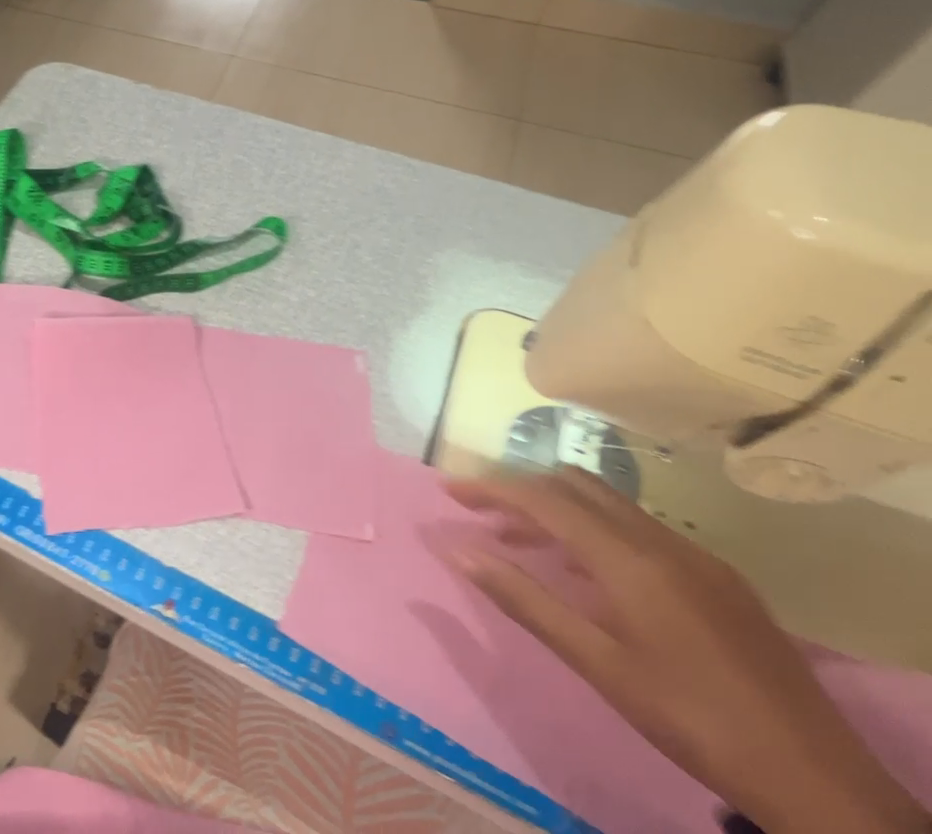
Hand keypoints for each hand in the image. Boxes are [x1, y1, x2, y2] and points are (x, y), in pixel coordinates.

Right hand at [441, 469, 926, 833]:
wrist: (807, 770)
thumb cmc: (684, 714)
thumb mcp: (594, 660)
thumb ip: (524, 599)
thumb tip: (458, 550)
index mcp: (631, 561)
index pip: (547, 500)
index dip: (492, 489)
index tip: (449, 491)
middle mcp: (666, 544)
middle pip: (581, 488)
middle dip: (524, 490)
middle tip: (480, 513)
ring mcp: (700, 559)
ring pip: (613, 507)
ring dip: (560, 511)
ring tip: (518, 541)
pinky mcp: (721, 580)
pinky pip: (643, 532)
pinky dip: (597, 532)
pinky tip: (585, 571)